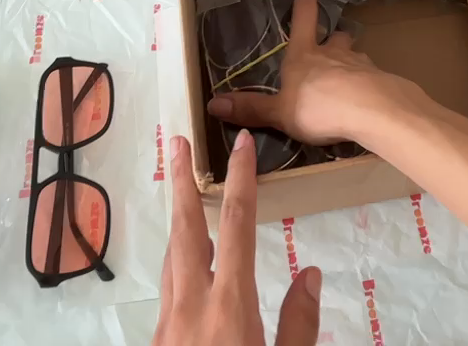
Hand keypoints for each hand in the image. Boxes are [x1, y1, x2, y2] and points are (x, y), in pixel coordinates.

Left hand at [156, 130, 320, 345]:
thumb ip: (298, 326)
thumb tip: (311, 275)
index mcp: (230, 305)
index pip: (236, 224)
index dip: (240, 177)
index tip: (242, 142)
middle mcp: (192, 304)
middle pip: (186, 228)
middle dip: (182, 180)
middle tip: (176, 142)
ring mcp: (168, 322)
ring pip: (172, 256)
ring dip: (179, 219)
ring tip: (183, 192)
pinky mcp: (157, 339)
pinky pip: (168, 286)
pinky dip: (178, 260)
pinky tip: (188, 262)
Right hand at [208, 0, 414, 145]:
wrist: (370, 111)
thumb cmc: (318, 107)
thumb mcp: (280, 112)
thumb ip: (251, 108)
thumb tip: (213, 103)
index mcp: (305, 55)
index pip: (304, 17)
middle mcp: (333, 53)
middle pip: (336, 36)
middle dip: (335, 38)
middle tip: (334, 45)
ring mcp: (360, 65)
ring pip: (356, 56)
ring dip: (352, 63)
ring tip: (350, 81)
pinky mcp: (380, 81)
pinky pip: (372, 79)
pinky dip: (368, 86)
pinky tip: (366, 102)